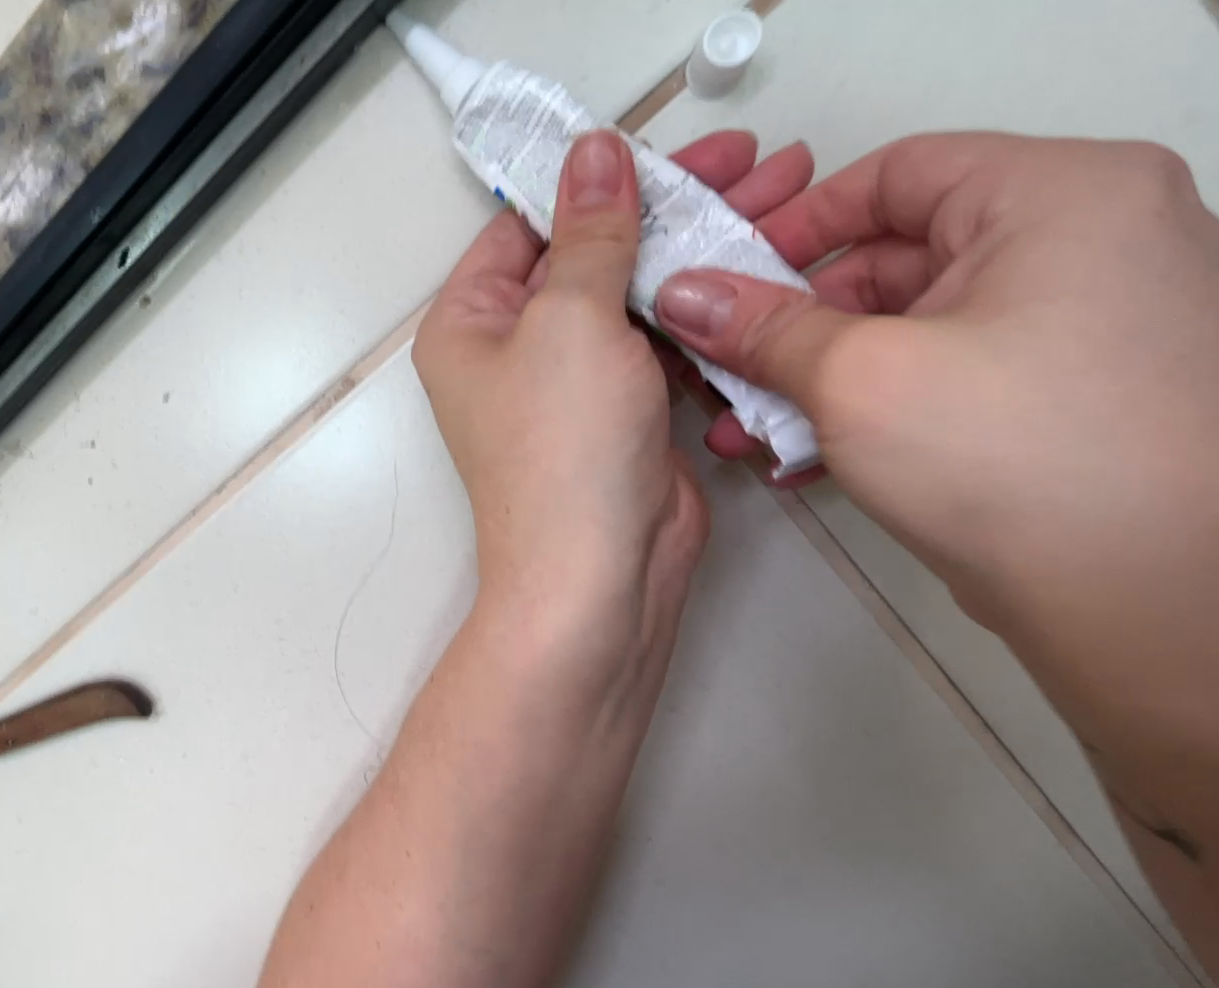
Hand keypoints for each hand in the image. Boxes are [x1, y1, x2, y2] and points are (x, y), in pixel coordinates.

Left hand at [413, 129, 812, 701]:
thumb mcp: (569, 323)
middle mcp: (510, 349)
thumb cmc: (561, 452)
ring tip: (784, 193)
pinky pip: (663, 340)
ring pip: (634, 294)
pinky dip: (706, 306)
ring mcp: (570, 381)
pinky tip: (765, 265)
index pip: (524, 227)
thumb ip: (589, 235)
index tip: (669, 147)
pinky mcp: (622, 409)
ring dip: (699, 249)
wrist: (595, 575)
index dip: (594, 180)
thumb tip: (591, 154)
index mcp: (468, 324)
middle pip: (588, 254)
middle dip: (667, 207)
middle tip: (753, 161)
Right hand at [653, 134, 1218, 675]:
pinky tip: (797, 455)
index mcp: (1057, 199)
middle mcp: (1076, 248)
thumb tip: (686, 296)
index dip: (792, 225)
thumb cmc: (1031, 459)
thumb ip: (759, 328)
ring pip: (896, 331)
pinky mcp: (1046, 398)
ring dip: (805, 379)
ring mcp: (1067, 328)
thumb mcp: (856, 375)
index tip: (722, 277)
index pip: (894, 175)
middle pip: (886, 261)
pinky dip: (856, 409)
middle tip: (716, 368)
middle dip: (784, 327)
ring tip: (744, 429)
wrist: (1145, 594)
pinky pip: (926, 378)